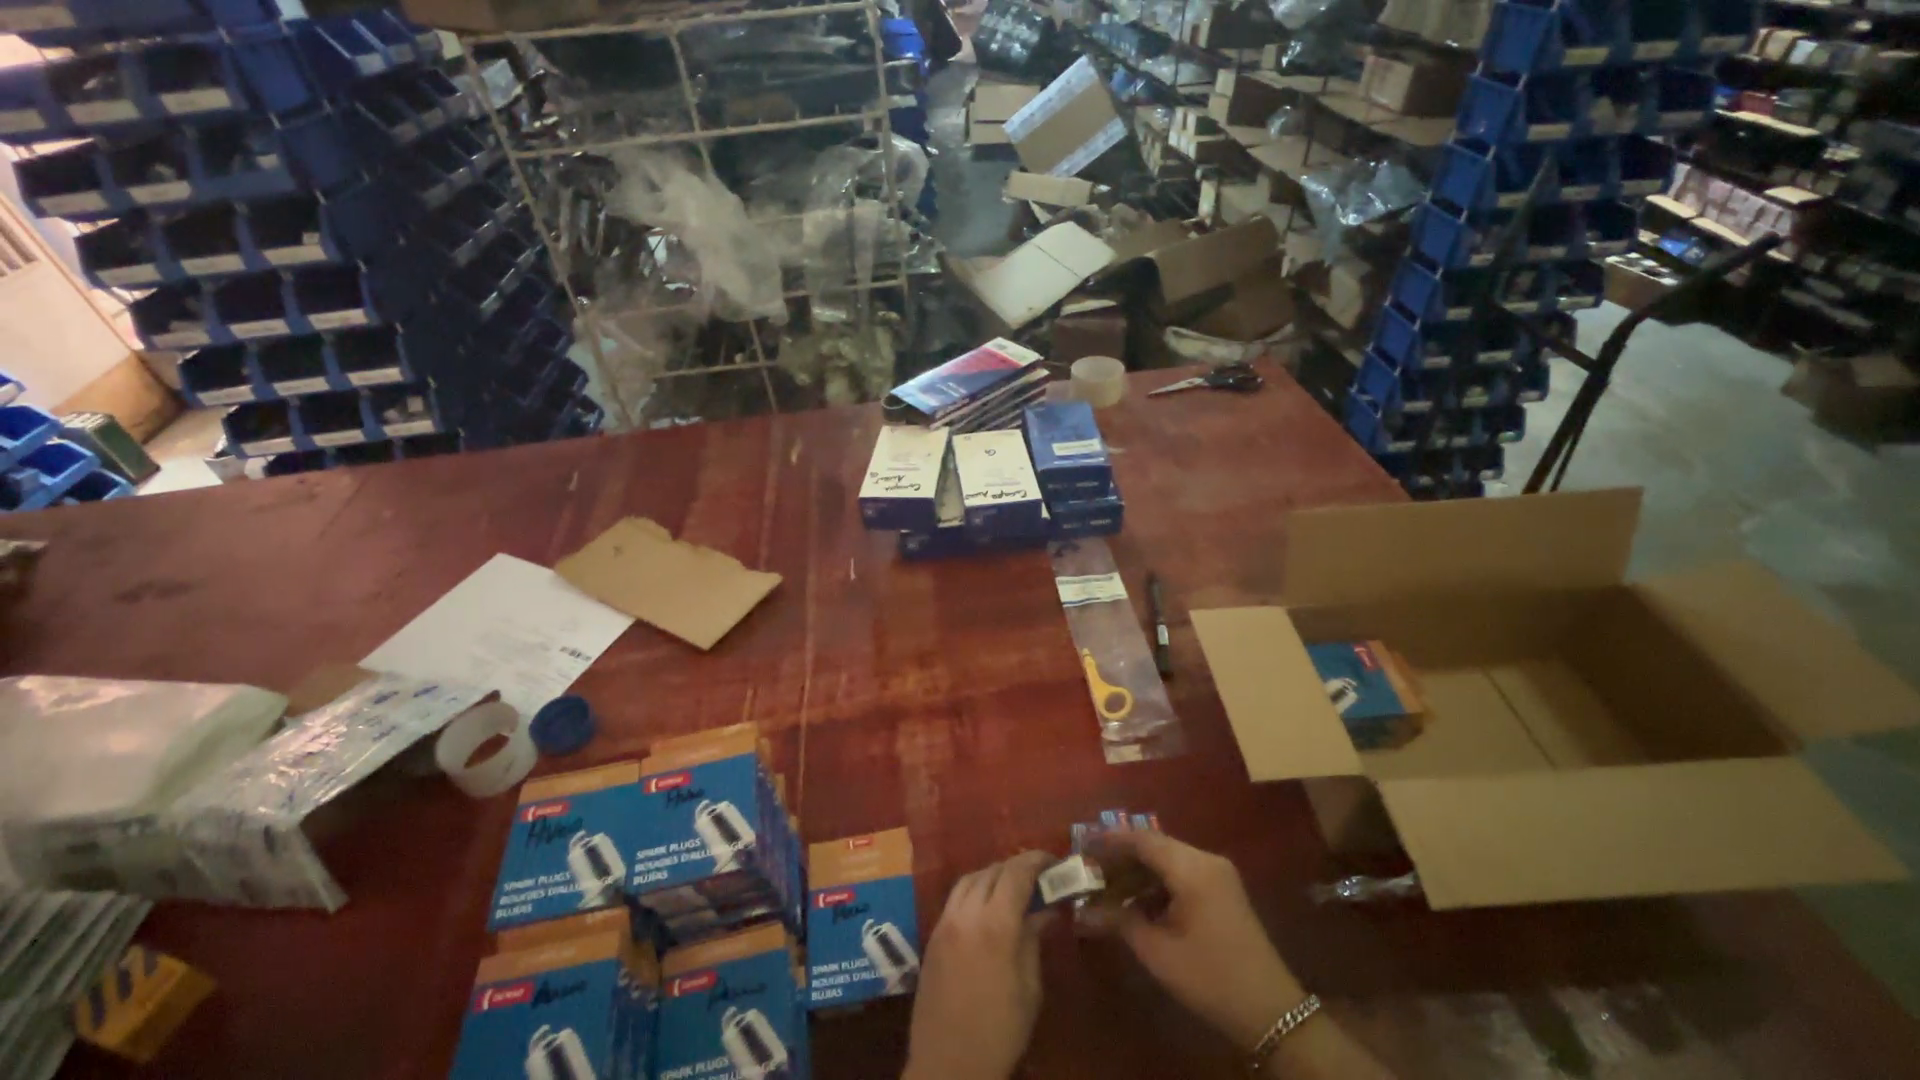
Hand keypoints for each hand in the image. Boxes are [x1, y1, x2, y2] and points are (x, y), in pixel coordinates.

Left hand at [903, 851, 1055, 1079]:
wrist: (948, 1064)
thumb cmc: (1000, 1031)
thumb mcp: (1029, 988)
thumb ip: (1033, 940)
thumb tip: (1045, 910)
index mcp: (994, 925)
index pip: (1016, 873)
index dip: (1036, 861)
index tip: (1054, 861)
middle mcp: (965, 915)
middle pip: (991, 871)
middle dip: (1016, 867)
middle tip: (1039, 877)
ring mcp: (944, 924)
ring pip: (968, 880)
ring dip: (992, 876)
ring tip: (1014, 889)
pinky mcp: (932, 937)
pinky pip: (954, 899)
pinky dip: (974, 891)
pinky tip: (989, 909)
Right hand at [1089, 830, 1303, 1049]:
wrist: (1269, 1009)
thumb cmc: (1209, 977)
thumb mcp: (1157, 952)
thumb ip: (1119, 921)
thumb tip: (1084, 910)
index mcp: (1193, 869)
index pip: (1144, 840)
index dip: (1110, 841)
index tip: (1082, 846)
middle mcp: (1207, 861)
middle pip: (1156, 845)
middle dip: (1121, 856)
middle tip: (1089, 870)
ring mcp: (1219, 875)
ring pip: (1169, 859)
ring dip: (1138, 870)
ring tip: (1106, 886)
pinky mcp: (1223, 891)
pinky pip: (1182, 873)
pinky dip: (1157, 881)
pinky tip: (1136, 900)